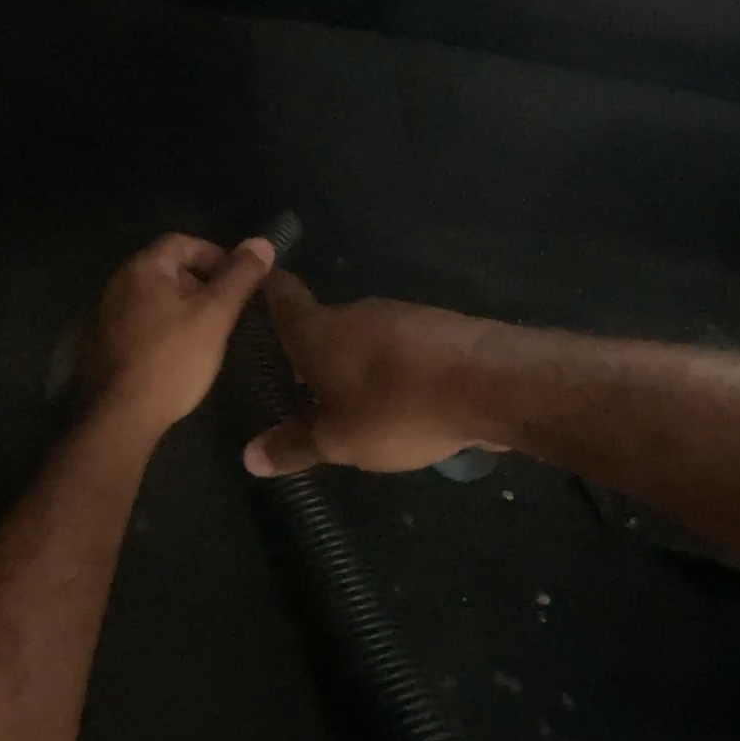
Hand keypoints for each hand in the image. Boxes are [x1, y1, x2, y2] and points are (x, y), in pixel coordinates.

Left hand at [92, 233, 274, 436]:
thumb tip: (262, 243)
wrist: (121, 415)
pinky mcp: (103, 345)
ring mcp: (106, 316)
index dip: (216, 255)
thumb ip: (239, 278)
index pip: (182, 242)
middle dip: (201, 283)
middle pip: (166, 269)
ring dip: (183, 308)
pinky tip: (181, 353)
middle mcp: (118, 284)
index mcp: (142, 268)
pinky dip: (164, 328)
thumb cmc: (172, 360)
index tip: (240, 280)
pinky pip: (141, 324)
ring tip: (210, 333)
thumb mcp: (215, 316)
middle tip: (228, 309)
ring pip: (154, 299)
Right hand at [244, 271, 503, 475]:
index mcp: (319, 332)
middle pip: (323, 326)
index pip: (283, 298)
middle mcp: (356, 314)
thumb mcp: (338, 440)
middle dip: (310, 351)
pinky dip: (390, 370)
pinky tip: (398, 400)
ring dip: (353, 364)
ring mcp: (402, 317)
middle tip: (295, 382)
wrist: (491, 384)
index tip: (256, 283)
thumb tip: (248, 457)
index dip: (268, 290)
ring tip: (347, 400)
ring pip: (363, 339)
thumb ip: (294, 446)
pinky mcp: (440, 331)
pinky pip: (400, 350)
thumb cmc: (395, 408)